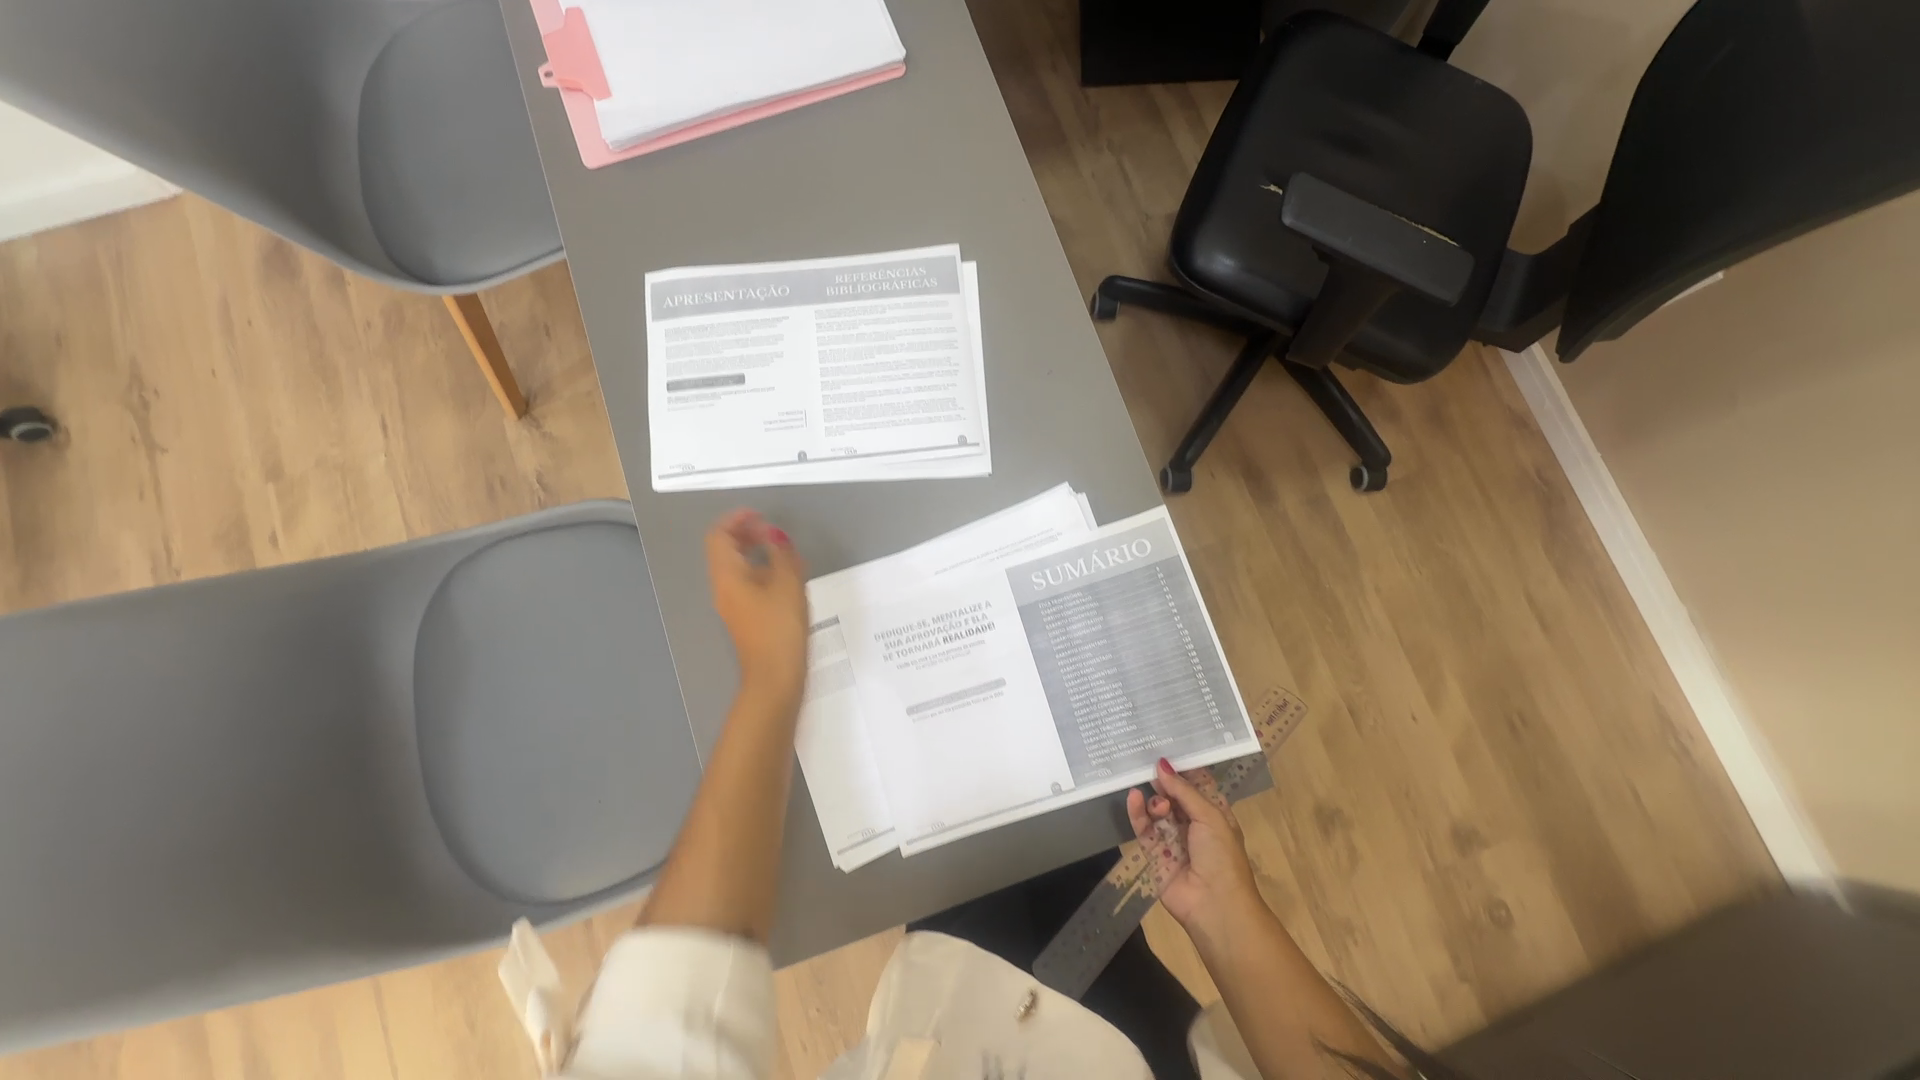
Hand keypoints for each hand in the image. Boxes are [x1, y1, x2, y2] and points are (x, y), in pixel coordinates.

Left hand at [704, 509, 808, 698]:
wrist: (775, 678)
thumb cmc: (779, 627)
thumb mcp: (787, 582)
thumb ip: (780, 552)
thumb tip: (772, 533)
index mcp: (727, 575)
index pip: (719, 536)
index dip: (736, 520)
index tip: (760, 515)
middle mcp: (723, 588)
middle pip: (725, 551)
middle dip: (746, 535)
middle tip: (772, 531)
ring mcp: (732, 605)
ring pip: (737, 569)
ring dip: (756, 554)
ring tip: (785, 553)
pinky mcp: (745, 619)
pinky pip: (747, 585)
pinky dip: (762, 573)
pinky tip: (787, 579)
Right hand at [1126, 758, 1265, 938]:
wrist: (1214, 905)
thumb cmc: (1222, 856)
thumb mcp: (1210, 817)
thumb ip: (1184, 790)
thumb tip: (1162, 764)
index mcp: (1214, 814)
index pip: (1198, 785)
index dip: (1184, 768)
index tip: (1166, 746)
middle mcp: (1193, 824)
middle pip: (1174, 796)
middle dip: (1164, 782)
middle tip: (1149, 767)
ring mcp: (1173, 839)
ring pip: (1157, 811)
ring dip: (1154, 800)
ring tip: (1156, 802)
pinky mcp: (1154, 853)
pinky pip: (1144, 829)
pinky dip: (1138, 813)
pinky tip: (1133, 798)